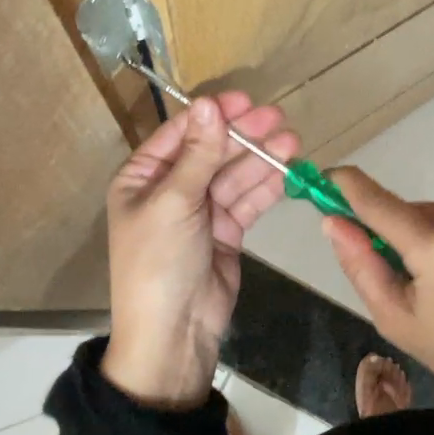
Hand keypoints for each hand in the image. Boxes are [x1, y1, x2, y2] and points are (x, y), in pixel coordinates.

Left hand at [103, 92, 297, 408]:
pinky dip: (266, 186)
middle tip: (277, 118)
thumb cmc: (159, 262)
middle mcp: (169, 190)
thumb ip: (199, 154)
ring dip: (261, 158)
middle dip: (243, 136)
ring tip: (291, 140)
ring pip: (234, 175)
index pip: (180, 135)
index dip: (212, 115)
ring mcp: (199, 211)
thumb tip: (210, 104)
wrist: (173, 334)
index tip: (245, 100)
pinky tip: (287, 169)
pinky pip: (247, 201)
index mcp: (142, 178)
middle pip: (211, 152)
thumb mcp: (174, 203)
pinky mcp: (226, 232)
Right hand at [321, 170, 433, 434]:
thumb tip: (332, 221)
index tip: (320, 180)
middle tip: (392, 276)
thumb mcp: (397, 320)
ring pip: (430, 214)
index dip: (344, 186)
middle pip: (404, 210)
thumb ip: (361, 266)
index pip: (376, 201)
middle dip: (388, 231)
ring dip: (419, 236)